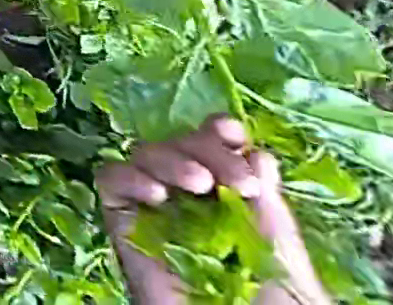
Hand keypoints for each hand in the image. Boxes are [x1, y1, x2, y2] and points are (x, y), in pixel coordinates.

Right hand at [96, 116, 329, 304]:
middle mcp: (184, 200)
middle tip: (238, 181)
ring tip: (200, 183)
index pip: (208, 147)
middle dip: (204, 149)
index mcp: (222, 201)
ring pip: (145, 155)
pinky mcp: (122, 225)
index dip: (215, 131)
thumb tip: (259, 154)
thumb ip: (271, 209)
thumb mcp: (283, 260)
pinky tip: (156, 194)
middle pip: (178, 144)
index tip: (232, 133)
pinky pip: (109, 180)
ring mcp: (151, 211)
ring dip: (171, 158)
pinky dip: (128, 176)